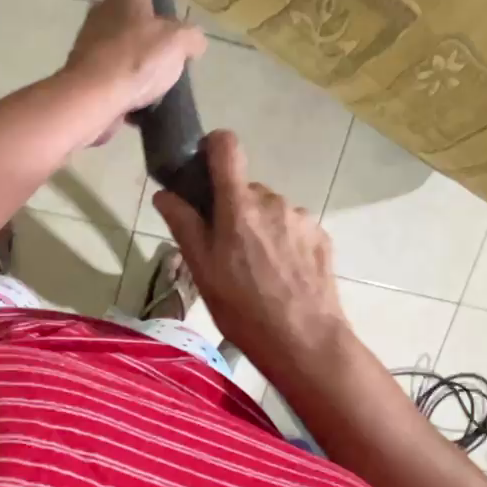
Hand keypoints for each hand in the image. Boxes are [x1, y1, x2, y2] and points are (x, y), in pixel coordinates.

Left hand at [64, 0, 207, 144]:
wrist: (95, 100)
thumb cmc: (137, 59)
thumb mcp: (178, 43)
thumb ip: (190, 39)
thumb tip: (195, 42)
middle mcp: (101, 18)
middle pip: (117, 13)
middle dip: (133, 23)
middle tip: (154, 38)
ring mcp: (89, 51)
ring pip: (113, 49)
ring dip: (130, 61)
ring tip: (153, 81)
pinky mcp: (84, 82)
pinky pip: (110, 82)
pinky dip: (123, 91)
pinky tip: (139, 108)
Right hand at [154, 131, 352, 374]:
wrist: (302, 339)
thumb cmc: (242, 308)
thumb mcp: (202, 270)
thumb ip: (184, 225)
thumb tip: (165, 194)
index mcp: (239, 204)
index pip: (226, 146)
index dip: (212, 148)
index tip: (203, 171)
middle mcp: (273, 200)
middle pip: (246, 189)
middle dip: (234, 210)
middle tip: (226, 252)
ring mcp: (301, 218)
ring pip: (271, 212)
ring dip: (260, 230)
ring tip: (257, 272)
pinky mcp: (321, 237)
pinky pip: (293, 230)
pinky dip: (283, 245)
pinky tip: (281, 278)